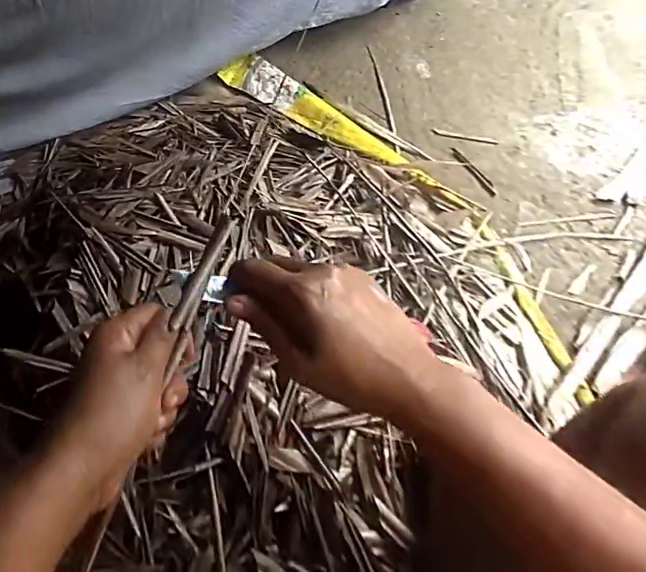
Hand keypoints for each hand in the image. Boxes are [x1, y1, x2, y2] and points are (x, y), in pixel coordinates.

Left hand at [44, 302, 191, 506]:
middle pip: (161, 354)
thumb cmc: (112, 414)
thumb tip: (173, 315)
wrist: (85, 468)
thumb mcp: (146, 368)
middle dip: (170, 380)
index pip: (155, 314)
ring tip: (151, 420)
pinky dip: (153, 424)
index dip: (175, 331)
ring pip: (160, 387)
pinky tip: (143, 436)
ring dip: (163, 407)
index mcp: (116, 334)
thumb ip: (164, 338)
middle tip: (163, 395)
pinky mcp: (122, 414)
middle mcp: (115, 356)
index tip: (187, 354)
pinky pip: (151, 411)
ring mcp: (118, 386)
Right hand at [225, 256, 453, 423]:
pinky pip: (325, 275)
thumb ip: (264, 326)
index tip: (231, 297)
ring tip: (299, 324)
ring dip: (288, 287)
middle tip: (261, 315)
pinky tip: (327, 320)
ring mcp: (344, 270)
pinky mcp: (363, 277)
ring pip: (301, 269)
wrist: (414, 381)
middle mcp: (321, 270)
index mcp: (302, 290)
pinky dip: (313, 288)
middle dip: (262, 284)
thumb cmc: (352, 380)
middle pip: (276, 264)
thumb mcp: (299, 362)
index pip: (254, 268)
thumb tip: (233, 302)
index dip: (236, 279)